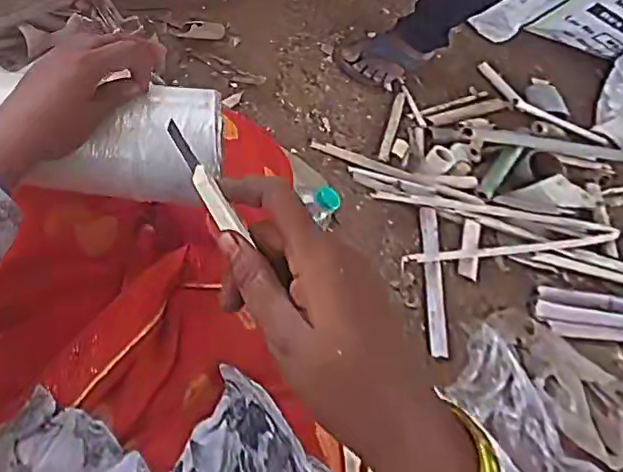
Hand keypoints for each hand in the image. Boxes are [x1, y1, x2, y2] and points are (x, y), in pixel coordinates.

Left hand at [0, 25, 164, 190]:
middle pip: (113, 37)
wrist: (11, 135)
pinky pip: (79, 44)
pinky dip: (96, 49)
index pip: (129, 48)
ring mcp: (58, 51)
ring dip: (115, 46)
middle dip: (135, 47)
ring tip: (126, 62)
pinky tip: (97, 66)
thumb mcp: (92, 116)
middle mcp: (74, 48)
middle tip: (152, 61)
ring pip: (95, 37)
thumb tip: (134, 84)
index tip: (147, 84)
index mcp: (90, 60)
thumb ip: (116, 94)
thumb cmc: (55, 129)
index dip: (145, 62)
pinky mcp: (46, 59)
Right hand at [217, 177, 480, 469]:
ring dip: (267, 278)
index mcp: (320, 257)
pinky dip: (289, 287)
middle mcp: (339, 253)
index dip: (240, 187)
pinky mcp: (361, 289)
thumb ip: (254, 282)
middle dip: (247, 259)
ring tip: (258, 323)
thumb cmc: (347, 390)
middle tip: (231, 305)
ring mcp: (354, 271)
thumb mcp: (286, 339)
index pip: (276, 197)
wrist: (412, 434)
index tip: (209, 193)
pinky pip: (313, 271)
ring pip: (293, 254)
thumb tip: (226, 236)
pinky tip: (287, 325)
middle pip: (278, 234)